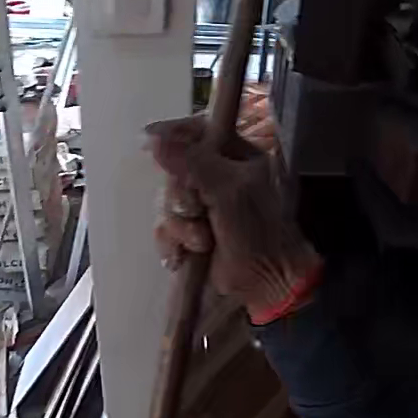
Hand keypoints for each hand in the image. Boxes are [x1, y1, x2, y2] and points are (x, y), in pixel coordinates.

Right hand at [146, 116, 321, 320]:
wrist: (268, 286)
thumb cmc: (260, 233)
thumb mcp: (228, 191)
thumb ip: (192, 162)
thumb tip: (152, 139)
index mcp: (237, 156)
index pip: (197, 132)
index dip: (172, 135)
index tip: (149, 142)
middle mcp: (219, 177)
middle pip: (175, 171)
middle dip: (181, 197)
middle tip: (196, 211)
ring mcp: (204, 207)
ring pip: (168, 203)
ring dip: (180, 226)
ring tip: (202, 242)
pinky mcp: (191, 234)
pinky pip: (165, 230)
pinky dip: (171, 243)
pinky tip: (183, 256)